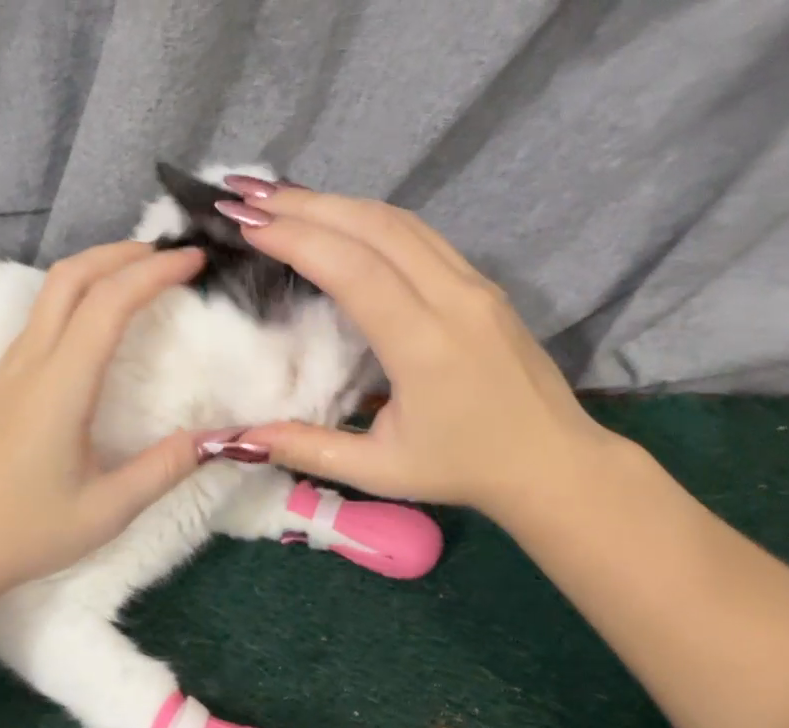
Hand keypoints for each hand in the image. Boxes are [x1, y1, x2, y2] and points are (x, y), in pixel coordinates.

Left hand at [0, 241, 209, 614]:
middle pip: (70, 277)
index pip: (108, 303)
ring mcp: (7, 371)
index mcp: (59, 387)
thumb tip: (222, 437)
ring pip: (49, 294)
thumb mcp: (108, 509)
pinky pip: (38, 320)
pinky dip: (75, 299)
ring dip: (95, 271)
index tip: (195, 260)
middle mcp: (29, 364)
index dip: (153, 271)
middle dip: (121, 252)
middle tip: (169, 256)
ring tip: (140, 278)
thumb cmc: (30, 532)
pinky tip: (98, 323)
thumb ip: (166, 467)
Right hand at [221, 179, 617, 516]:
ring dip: (336, 203)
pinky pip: (419, 234)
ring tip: (279, 197)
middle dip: (304, 205)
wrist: (553, 461)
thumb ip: (305, 449)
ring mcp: (473, 283)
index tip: (244, 223)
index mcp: (424, 344)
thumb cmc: (462, 469)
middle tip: (245, 195)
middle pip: (374, 227)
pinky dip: (368, 218)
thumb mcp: (378, 471)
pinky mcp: (481, 283)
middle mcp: (452, 298)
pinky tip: (336, 218)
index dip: (296, 238)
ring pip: (399, 221)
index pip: (353, 269)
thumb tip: (234, 441)